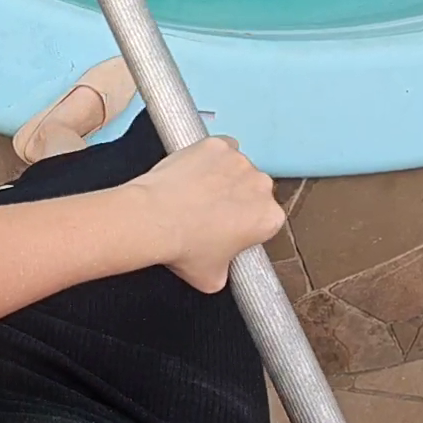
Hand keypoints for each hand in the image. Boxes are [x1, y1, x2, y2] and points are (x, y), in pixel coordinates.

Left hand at [124, 136, 284, 292]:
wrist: (153, 218)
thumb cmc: (182, 247)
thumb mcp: (212, 278)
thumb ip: (226, 270)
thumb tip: (219, 269)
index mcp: (269, 218)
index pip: (263, 218)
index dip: (244, 224)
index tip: (226, 228)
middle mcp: (262, 186)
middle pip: (252, 189)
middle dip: (234, 198)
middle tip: (206, 210)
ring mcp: (239, 161)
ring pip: (235, 167)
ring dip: (220, 176)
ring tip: (193, 191)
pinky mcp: (216, 144)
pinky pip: (219, 148)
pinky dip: (207, 156)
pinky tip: (190, 171)